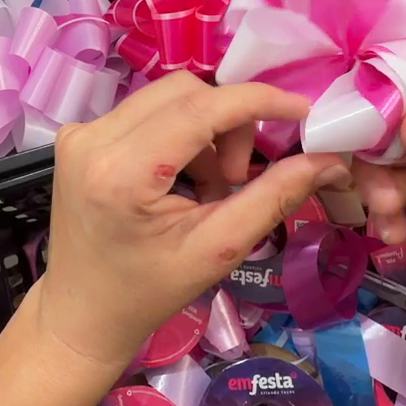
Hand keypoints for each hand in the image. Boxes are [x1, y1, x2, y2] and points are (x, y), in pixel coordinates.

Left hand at [35, 72, 349, 369]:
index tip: (302, 109)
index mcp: (122, 171)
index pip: (199, 107)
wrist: (80, 313)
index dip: (256, 100)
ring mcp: (80, 132)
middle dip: (228, 123)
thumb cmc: (147, 293)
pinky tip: (178, 180)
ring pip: (166, 97)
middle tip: (238, 177)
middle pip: (185, 91)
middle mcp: (92, 138)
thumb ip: (273, 197)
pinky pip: (145, 111)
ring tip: (207, 188)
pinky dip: (177, 134)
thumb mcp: (217, 251)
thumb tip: (326, 158)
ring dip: (203, 130)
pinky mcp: (78, 134)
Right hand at [353, 59, 405, 331]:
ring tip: (383, 209)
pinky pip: (394, 187)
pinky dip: (385, 207)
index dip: (400, 80)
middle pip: (404, 108)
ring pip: (391, 149)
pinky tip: (392, 231)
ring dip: (378, 178)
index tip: (361, 101)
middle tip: (363, 165)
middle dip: (378, 138)